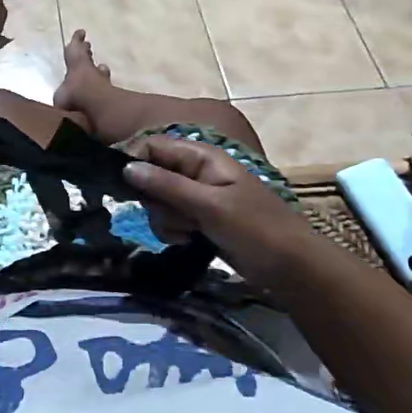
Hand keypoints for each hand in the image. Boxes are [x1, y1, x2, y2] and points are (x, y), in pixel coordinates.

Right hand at [122, 135, 314, 285]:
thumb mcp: (210, 205)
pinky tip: (189, 240)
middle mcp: (196, 172)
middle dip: (156, 198)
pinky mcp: (199, 220)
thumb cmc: (255, 228)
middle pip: (152, 175)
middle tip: (177, 214)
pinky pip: (171, 220)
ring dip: (166, 219)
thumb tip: (126, 167)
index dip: (135, 161)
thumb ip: (167, 185)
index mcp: (202, 156)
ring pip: (159, 201)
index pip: (154, 146)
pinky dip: (174, 231)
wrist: (289, 267)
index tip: (122, 186)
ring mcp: (197, 197)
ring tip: (189, 231)